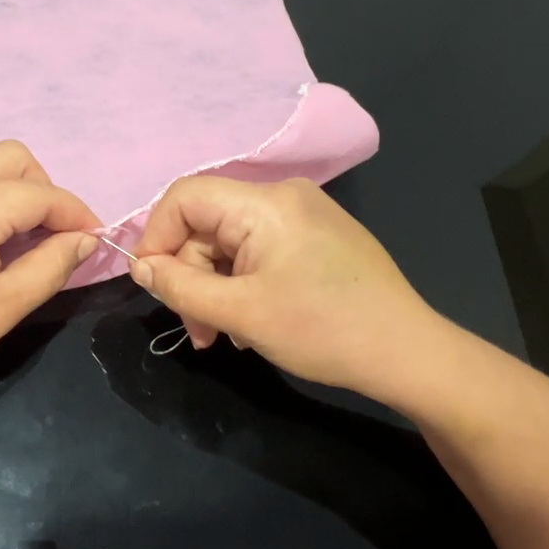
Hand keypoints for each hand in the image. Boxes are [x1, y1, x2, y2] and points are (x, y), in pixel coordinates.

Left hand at [0, 141, 99, 401]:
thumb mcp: (1, 310)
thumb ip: (52, 265)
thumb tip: (85, 239)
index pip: (38, 194)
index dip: (75, 214)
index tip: (94, 238)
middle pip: (12, 157)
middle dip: (44, 191)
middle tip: (51, 237)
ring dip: (10, 192)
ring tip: (14, 241)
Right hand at [130, 177, 445, 395]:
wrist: (407, 353)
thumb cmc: (323, 330)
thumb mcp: (241, 314)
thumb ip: (181, 287)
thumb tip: (141, 267)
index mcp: (265, 203)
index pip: (184, 197)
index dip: (157, 237)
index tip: (154, 286)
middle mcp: (283, 195)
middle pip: (207, 223)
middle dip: (191, 276)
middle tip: (198, 331)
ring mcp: (304, 213)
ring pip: (231, 240)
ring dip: (216, 286)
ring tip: (225, 336)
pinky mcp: (317, 235)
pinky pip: (259, 248)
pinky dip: (243, 282)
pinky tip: (253, 322)